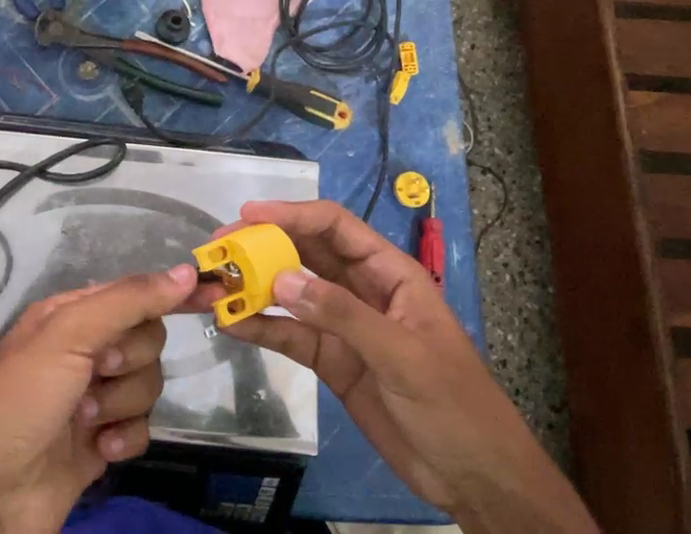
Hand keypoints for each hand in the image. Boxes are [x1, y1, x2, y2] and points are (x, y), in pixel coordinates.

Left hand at [0, 264, 196, 533]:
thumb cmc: (18, 400)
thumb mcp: (66, 335)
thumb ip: (127, 301)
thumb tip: (187, 270)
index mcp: (68, 315)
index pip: (132, 292)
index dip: (172, 292)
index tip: (216, 293)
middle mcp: (82, 351)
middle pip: (147, 339)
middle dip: (132, 359)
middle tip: (98, 372)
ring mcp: (92, 399)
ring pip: (147, 385)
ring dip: (122, 402)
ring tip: (86, 419)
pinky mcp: (100, 444)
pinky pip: (141, 429)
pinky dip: (124, 439)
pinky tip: (98, 451)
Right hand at [201, 201, 596, 533]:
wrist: (474, 476)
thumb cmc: (455, 404)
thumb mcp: (403, 355)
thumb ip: (343, 315)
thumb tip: (280, 279)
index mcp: (390, 273)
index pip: (335, 227)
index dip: (292, 214)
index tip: (247, 217)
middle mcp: (362, 290)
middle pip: (306, 254)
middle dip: (264, 246)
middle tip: (219, 250)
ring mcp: (345, 327)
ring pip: (293, 293)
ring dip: (256, 287)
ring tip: (216, 285)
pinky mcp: (332, 362)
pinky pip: (291, 335)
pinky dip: (262, 328)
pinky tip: (232, 326)